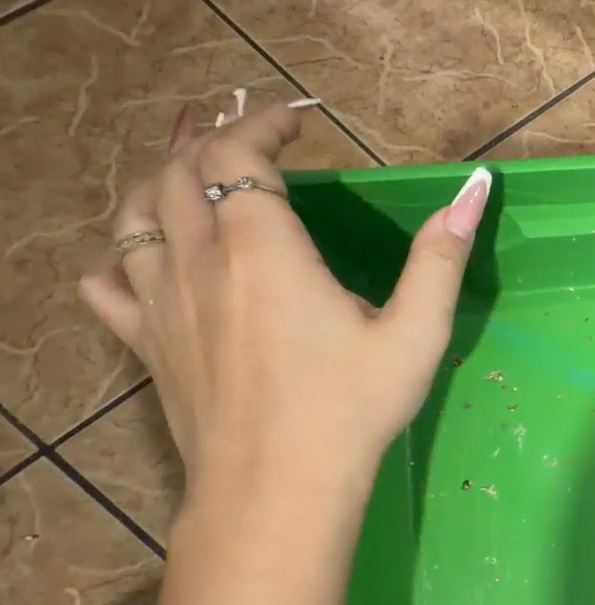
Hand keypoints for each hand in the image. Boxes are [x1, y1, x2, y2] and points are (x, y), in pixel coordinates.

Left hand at [77, 100, 488, 499]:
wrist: (278, 483)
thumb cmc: (355, 404)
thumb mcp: (417, 330)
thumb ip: (440, 255)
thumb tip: (476, 189)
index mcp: (263, 249)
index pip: (239, 157)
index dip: (263, 126)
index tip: (299, 121)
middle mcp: (198, 261)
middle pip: (176, 173)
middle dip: (207, 137)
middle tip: (241, 126)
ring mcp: (160, 302)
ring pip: (135, 215)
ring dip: (160, 179)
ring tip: (189, 166)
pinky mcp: (146, 341)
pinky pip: (109, 278)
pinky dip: (122, 251)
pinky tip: (143, 255)